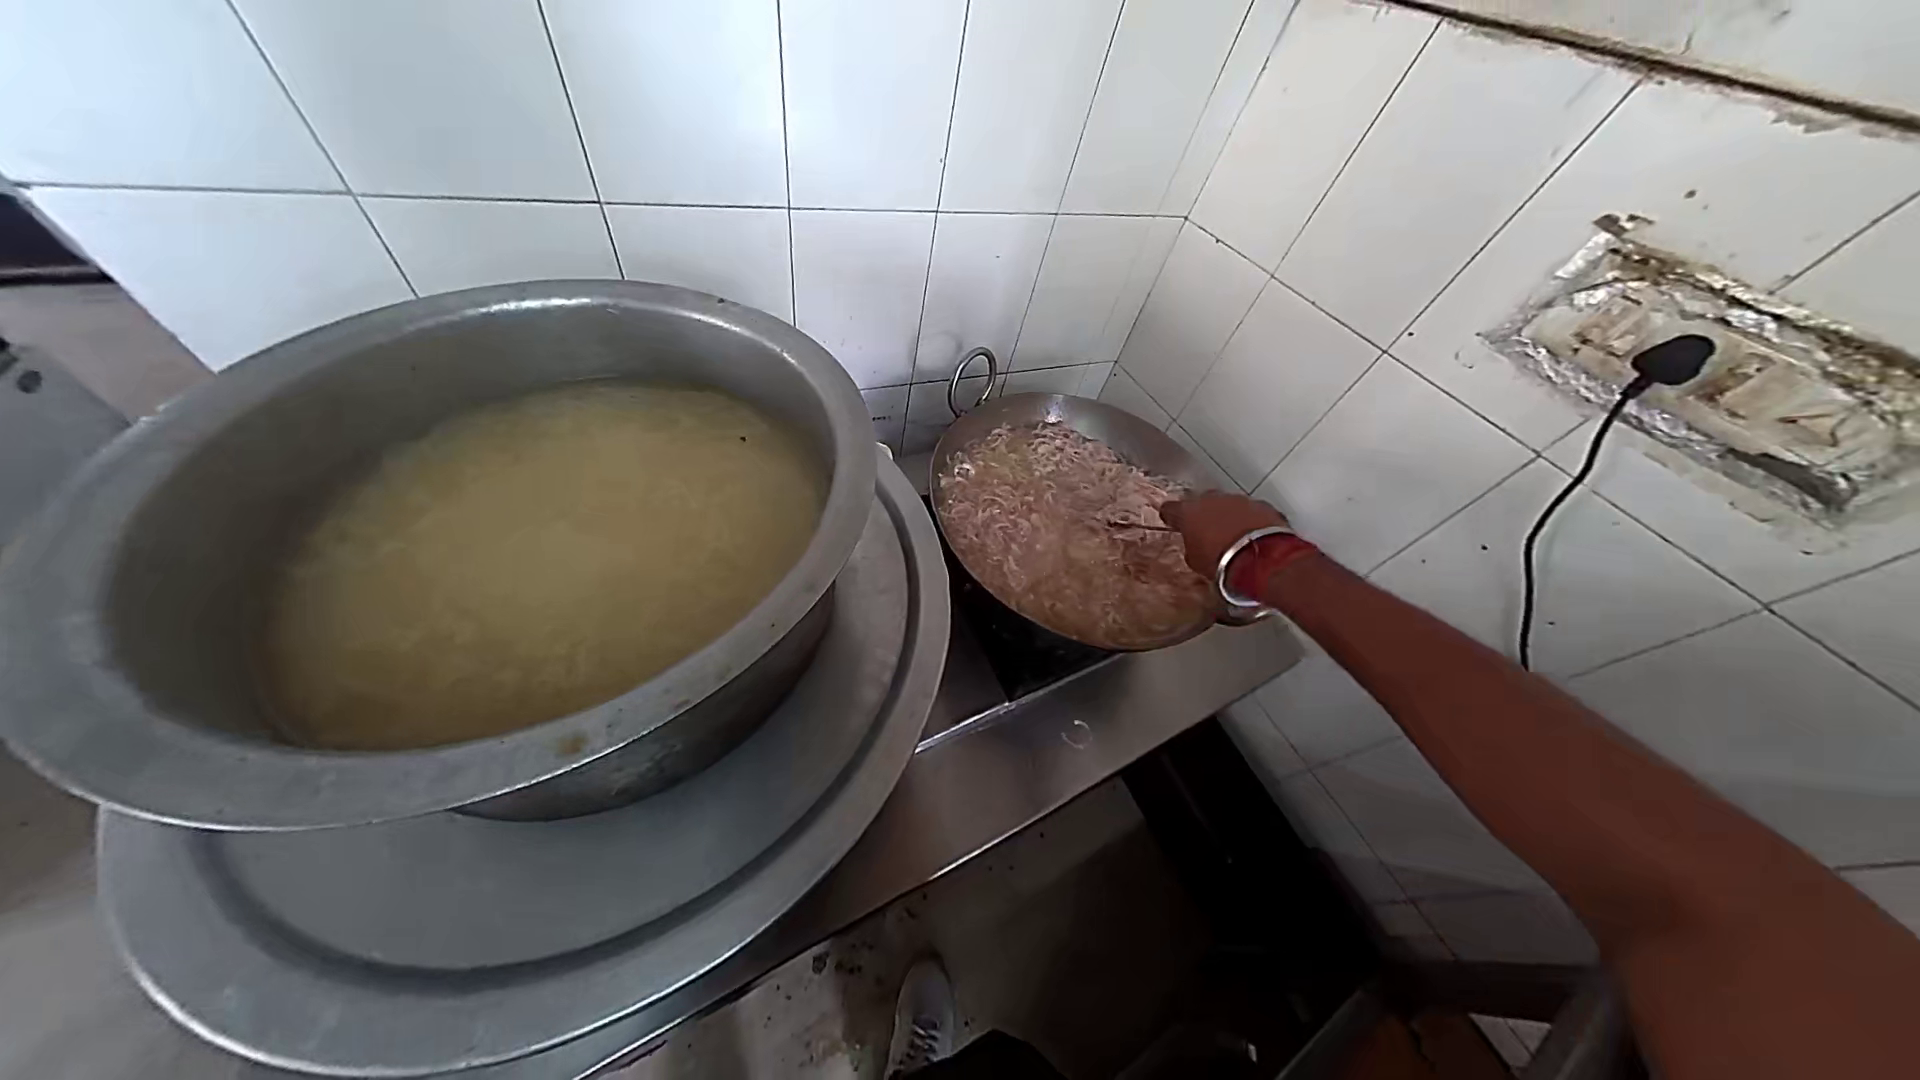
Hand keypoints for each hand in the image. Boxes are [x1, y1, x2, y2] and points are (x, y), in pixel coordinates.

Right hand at [1158, 492, 1289, 579]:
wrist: (1262, 559)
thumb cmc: (1220, 562)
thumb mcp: (1196, 561)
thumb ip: (1192, 546)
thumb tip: (1197, 545)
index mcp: (1187, 512)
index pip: (1170, 508)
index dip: (1172, 516)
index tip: (1174, 523)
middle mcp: (1210, 499)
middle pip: (1200, 501)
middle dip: (1202, 513)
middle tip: (1206, 529)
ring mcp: (1237, 499)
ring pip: (1227, 504)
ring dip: (1227, 515)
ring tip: (1232, 534)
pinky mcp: (1262, 504)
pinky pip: (1250, 510)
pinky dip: (1249, 519)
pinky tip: (1252, 534)